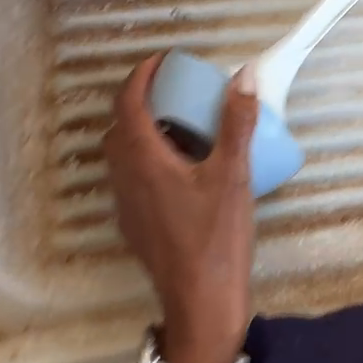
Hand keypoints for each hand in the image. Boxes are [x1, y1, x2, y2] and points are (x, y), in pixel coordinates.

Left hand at [104, 54, 259, 362]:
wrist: (201, 302)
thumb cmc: (215, 237)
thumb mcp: (233, 175)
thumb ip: (237, 123)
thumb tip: (242, 77)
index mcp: (143, 160)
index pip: (128, 104)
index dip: (141, 76)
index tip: (164, 61)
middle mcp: (126, 178)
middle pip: (120, 127)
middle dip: (143, 102)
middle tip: (178, 91)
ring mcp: (127, 204)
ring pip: (124, 154)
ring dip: (146, 131)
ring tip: (185, 126)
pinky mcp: (136, 224)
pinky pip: (133, 177)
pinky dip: (150, 158)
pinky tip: (185, 169)